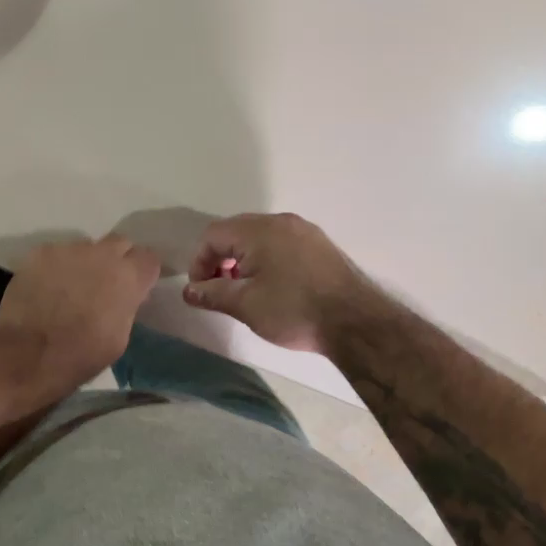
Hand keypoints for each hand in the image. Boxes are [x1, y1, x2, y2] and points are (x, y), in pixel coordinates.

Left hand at [0, 235, 161, 396]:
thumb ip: (128, 306)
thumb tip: (127, 296)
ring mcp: (68, 249)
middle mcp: (101, 254)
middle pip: (119, 243)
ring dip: (85, 262)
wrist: (27, 354)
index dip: (143, 272)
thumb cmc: (80, 356)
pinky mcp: (40, 253)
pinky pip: (57, 253)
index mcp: (127, 277)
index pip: (149, 257)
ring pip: (86, 247)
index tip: (136, 287)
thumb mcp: (120, 338)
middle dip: (117, 260)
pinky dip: (57, 266)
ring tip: (72, 287)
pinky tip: (48, 287)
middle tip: (106, 284)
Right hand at [183, 213, 369, 352]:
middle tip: (219, 290)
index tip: (202, 291)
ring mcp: (304, 231)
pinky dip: (266, 259)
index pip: (213, 235)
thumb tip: (189, 291)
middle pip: (236, 232)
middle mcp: (282, 222)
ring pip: (259, 237)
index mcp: (260, 230)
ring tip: (245, 291)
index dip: (199, 261)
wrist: (356, 323)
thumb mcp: (245, 305)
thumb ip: (212, 293)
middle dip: (220, 259)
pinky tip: (272, 287)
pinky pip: (281, 244)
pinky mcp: (320, 246)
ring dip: (243, 260)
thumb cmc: (294, 311)